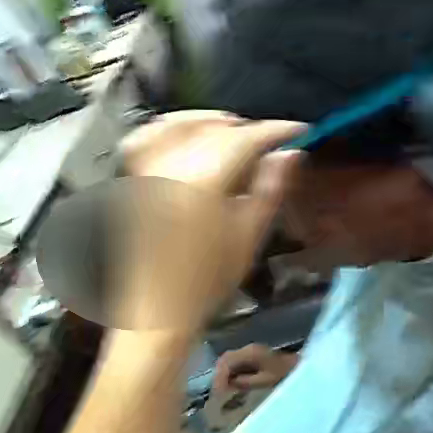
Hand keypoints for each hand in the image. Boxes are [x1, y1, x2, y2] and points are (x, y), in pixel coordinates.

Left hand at [109, 112, 303, 331]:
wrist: (156, 310)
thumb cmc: (209, 279)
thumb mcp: (249, 234)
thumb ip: (271, 187)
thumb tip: (291, 152)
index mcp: (204, 178)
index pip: (246, 138)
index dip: (276, 130)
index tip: (300, 130)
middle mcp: (170, 163)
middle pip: (215, 128)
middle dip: (247, 128)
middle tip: (271, 142)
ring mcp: (145, 168)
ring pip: (181, 124)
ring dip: (211, 122)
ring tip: (234, 132)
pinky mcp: (132, 179)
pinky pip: (148, 137)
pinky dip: (170, 128)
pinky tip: (187, 135)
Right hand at [213, 343, 297, 394]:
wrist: (301, 364)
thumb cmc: (286, 372)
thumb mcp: (266, 380)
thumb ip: (246, 382)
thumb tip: (230, 383)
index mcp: (250, 352)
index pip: (227, 361)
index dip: (219, 376)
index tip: (217, 392)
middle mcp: (248, 348)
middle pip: (225, 358)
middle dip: (219, 375)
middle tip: (218, 392)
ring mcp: (251, 350)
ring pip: (230, 360)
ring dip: (224, 374)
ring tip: (223, 389)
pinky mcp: (254, 355)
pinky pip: (237, 362)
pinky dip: (232, 372)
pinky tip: (233, 383)